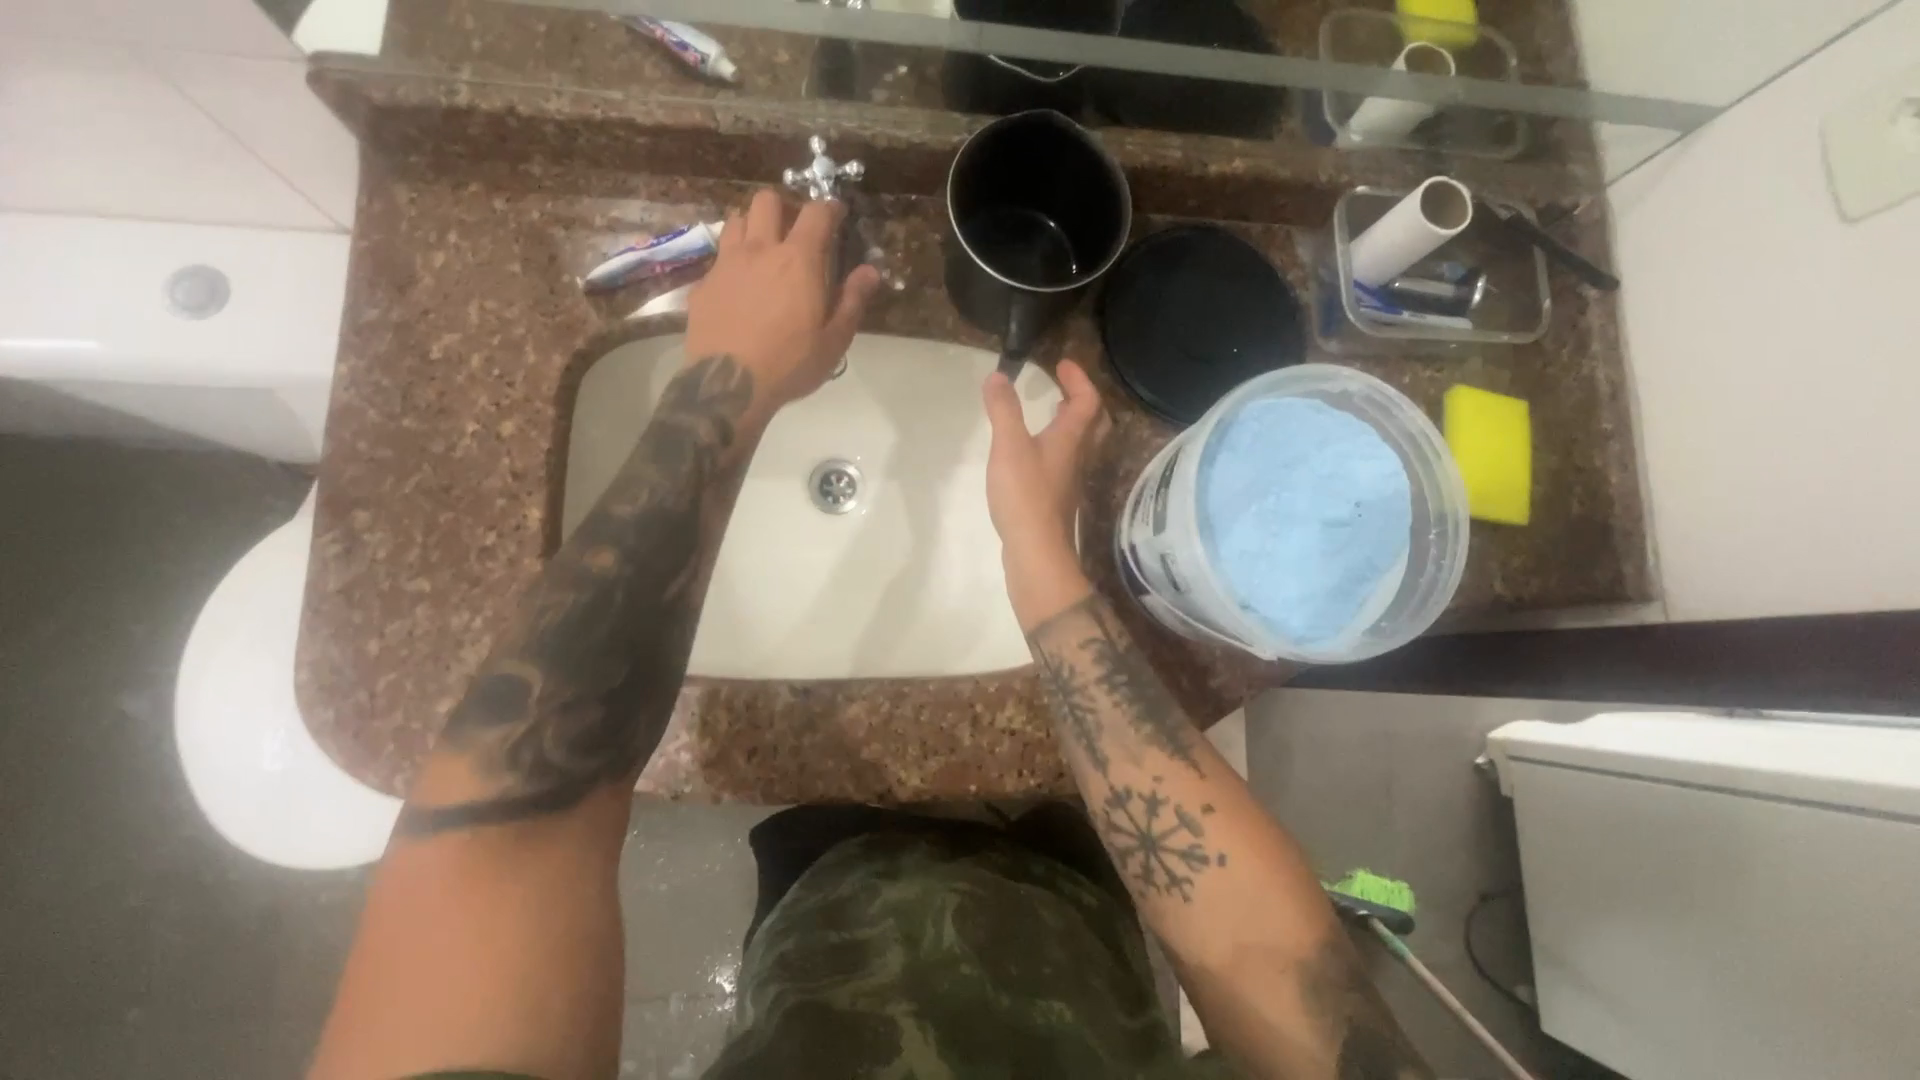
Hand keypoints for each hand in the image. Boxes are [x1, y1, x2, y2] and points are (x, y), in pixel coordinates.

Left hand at [685, 189, 882, 407]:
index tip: (836, 215)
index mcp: (798, 260)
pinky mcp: (703, 284)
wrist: (728, 385)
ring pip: (737, 220)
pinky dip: (731, 260)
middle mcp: (760, 250)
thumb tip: (870, 271)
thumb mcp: (834, 341)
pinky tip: (738, 285)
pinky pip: (718, 257)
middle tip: (794, 229)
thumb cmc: (790, 364)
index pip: (816, 213)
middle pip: (767, 200)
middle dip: (784, 206)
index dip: (829, 208)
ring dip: (753, 226)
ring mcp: (726, 264)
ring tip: (763, 249)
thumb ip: (852, 301)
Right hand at [982, 360, 1106, 629]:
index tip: (1062, 363)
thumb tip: (998, 376)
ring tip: (1048, 416)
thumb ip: (1003, 410)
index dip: (1078, 379)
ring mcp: (1069, 482)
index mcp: (1071, 439)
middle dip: (1082, 401)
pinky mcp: (1056, 501)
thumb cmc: (1026, 495)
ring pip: (1080, 446)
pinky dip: (1055, 449)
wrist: (1036, 552)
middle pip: (1093, 424)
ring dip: (1069, 426)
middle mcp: (1077, 458)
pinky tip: (1033, 456)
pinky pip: (1064, 465)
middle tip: (1063, 390)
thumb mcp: (1009, 446)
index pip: (1087, 401)